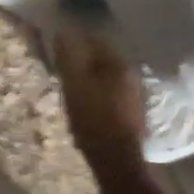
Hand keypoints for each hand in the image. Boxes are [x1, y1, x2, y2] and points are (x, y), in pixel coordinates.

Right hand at [52, 28, 144, 169]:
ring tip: (71, 93)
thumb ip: (68, 57)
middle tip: (62, 74)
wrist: (116, 160)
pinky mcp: (133, 114)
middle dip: (82, 64)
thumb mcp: (74, 85)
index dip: (74, 44)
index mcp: (119, 64)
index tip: (57, 53)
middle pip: (101, 60)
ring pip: (106, 79)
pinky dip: (97, 97)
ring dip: (89, 82)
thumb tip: (62, 33)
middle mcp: (132, 75)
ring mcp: (135, 96)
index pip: (95, 41)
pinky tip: (86, 109)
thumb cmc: (93, 118)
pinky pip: (111, 96)